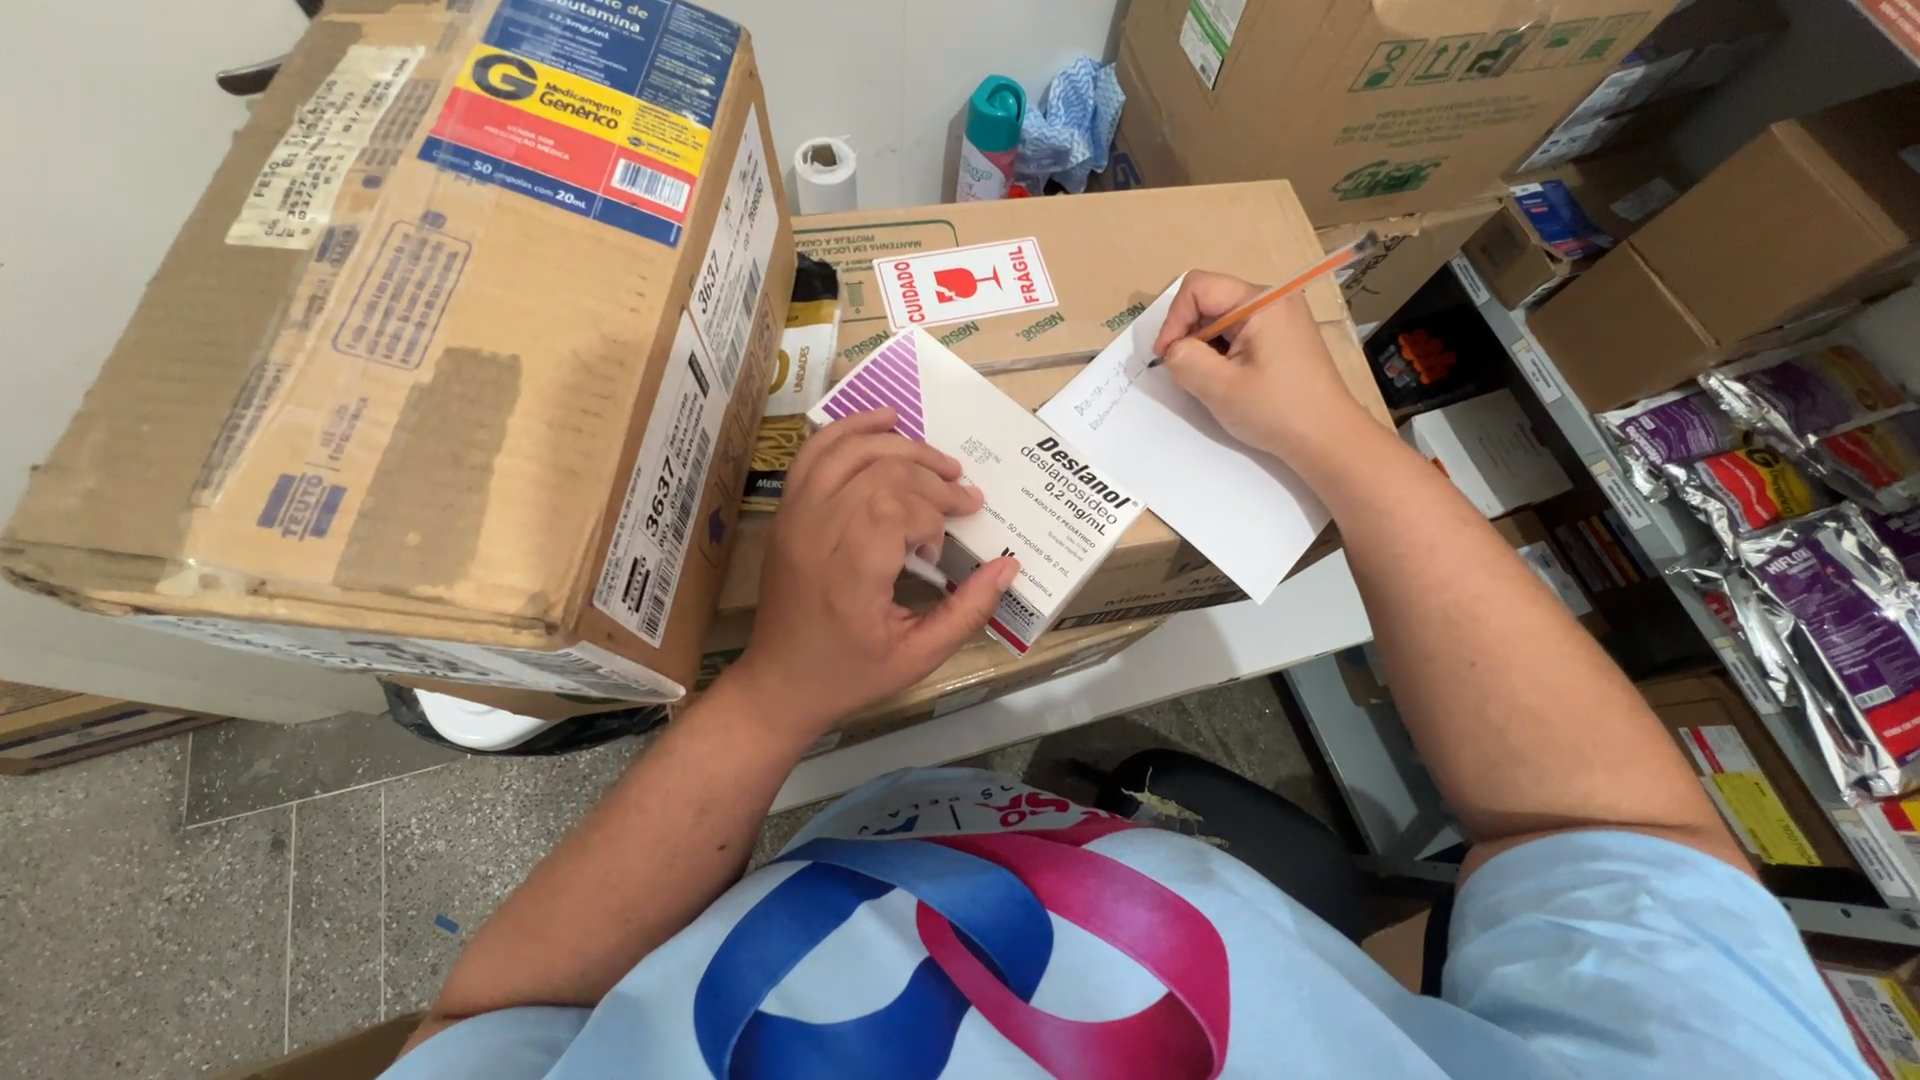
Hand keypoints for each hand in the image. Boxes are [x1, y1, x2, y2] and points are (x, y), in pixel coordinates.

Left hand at [724, 408, 1020, 737]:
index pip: (895, 508)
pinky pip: (816, 453)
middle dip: (931, 478)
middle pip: (880, 475)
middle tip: (962, 498)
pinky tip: (886, 421)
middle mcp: (816, 536)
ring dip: (901, 446)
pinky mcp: (787, 511)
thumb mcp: (918, 657)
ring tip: (939, 463)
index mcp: (850, 578)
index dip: (935, 511)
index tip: (952, 534)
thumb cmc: (851, 674)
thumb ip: (967, 611)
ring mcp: (795, 518)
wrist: (781, 682)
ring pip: (850, 453)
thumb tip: (1009, 566)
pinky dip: (850, 429)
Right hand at [1152, 270, 1367, 458]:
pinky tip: (1228, 380)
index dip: (1173, 320)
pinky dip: (1221, 353)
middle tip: (1186, 373)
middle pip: (1209, 301)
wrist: (1326, 438)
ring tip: (1210, 380)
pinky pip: (1237, 333)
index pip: (1197, 288)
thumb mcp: (1219, 387)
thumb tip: (1172, 350)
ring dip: (1204, 347)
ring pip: (1220, 319)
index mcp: (1262, 301)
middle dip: (1189, 334)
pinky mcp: (1280, 337)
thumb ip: (1184, 359)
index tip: (1166, 357)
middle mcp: (1273, 300)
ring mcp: (1279, 317)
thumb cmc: (1276, 410)